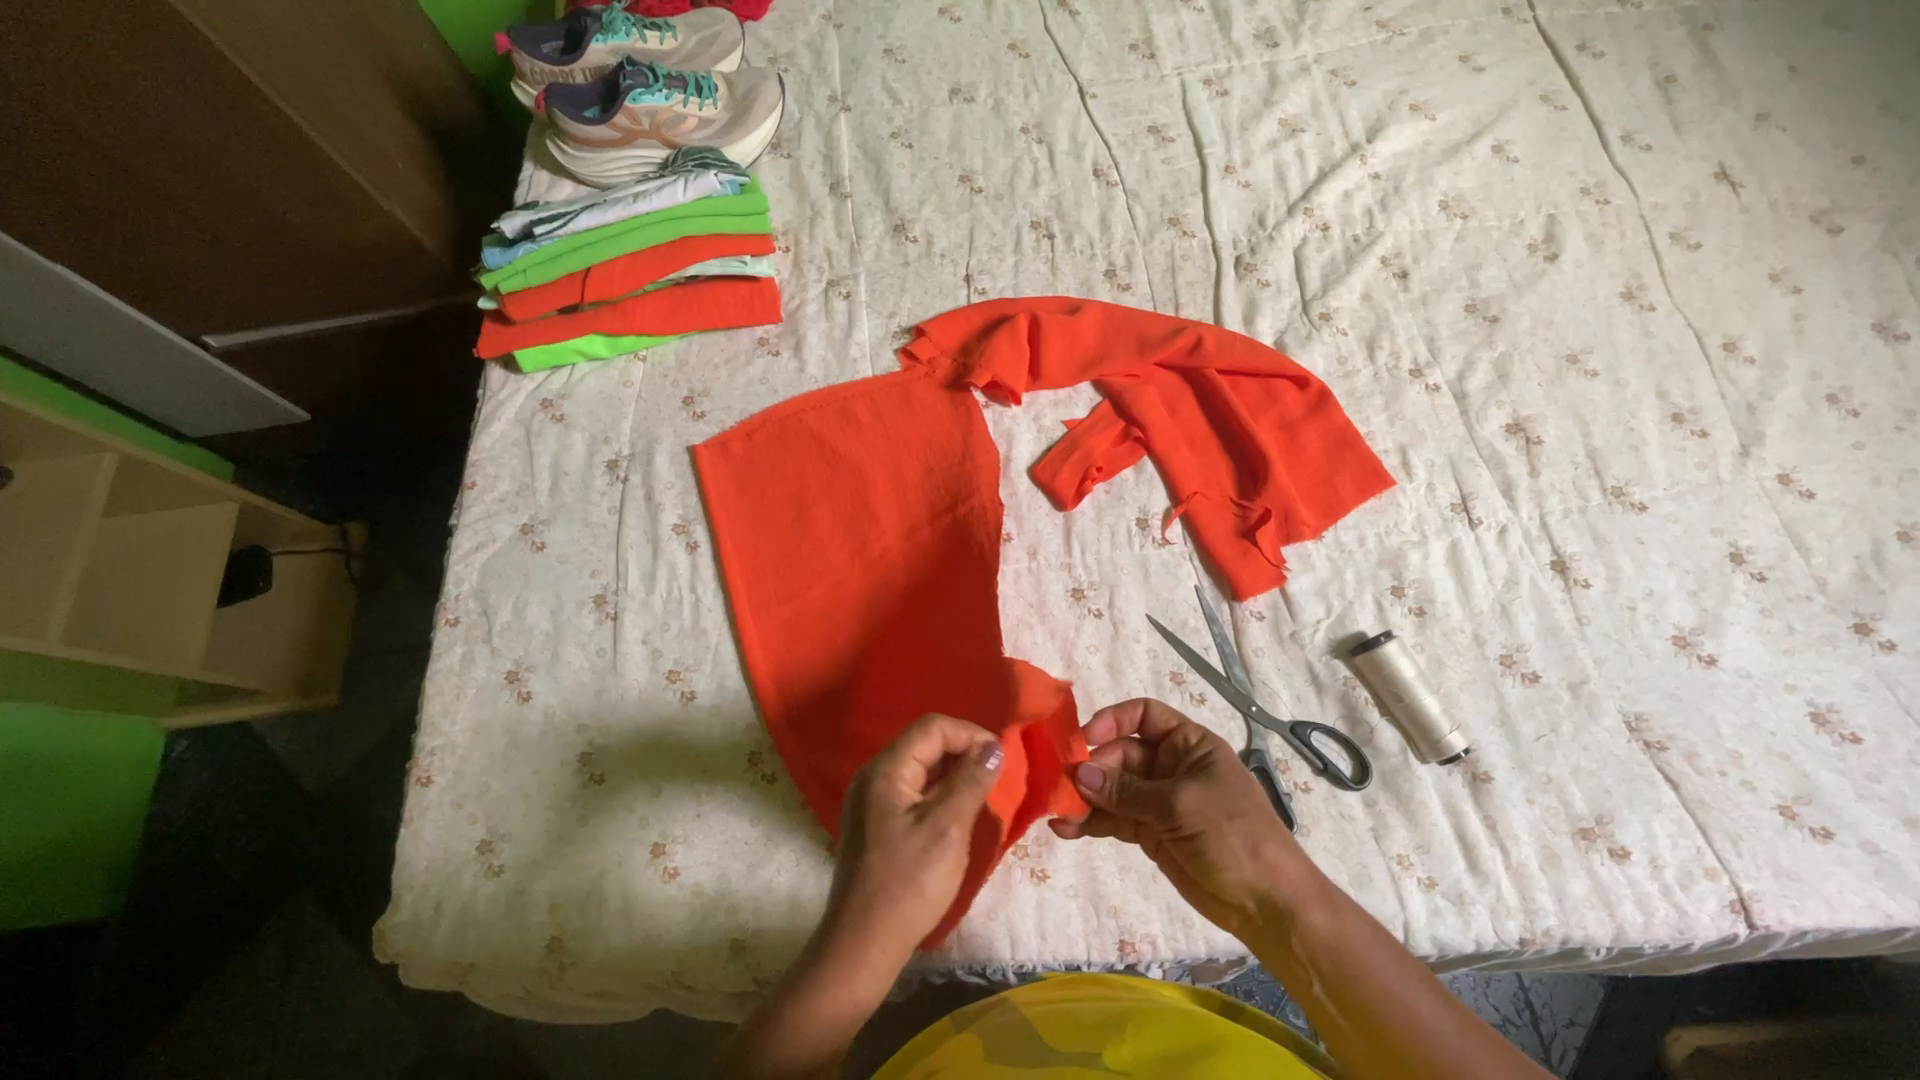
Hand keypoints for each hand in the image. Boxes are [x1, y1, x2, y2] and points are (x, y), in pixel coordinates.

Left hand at [824, 713, 1004, 965]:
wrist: (863, 943)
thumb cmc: (908, 883)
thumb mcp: (947, 829)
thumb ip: (971, 781)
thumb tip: (993, 747)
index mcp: (885, 770)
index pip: (932, 727)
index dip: (970, 734)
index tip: (1000, 759)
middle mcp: (873, 776)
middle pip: (924, 744)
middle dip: (963, 753)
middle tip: (996, 778)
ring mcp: (871, 801)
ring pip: (920, 770)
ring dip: (953, 775)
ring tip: (983, 796)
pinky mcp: (876, 824)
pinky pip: (912, 793)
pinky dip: (939, 795)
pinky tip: (958, 816)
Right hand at [1050, 698, 1307, 938]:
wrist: (1266, 902)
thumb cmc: (1233, 835)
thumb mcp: (1180, 805)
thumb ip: (1127, 791)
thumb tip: (1079, 774)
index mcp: (1190, 745)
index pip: (1145, 715)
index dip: (1113, 720)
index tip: (1085, 740)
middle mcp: (1172, 767)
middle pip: (1120, 753)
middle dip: (1093, 768)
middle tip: (1065, 788)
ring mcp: (1159, 801)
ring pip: (1113, 789)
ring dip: (1085, 798)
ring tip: (1058, 811)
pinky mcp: (1150, 833)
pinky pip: (1113, 819)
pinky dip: (1090, 823)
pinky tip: (1065, 829)